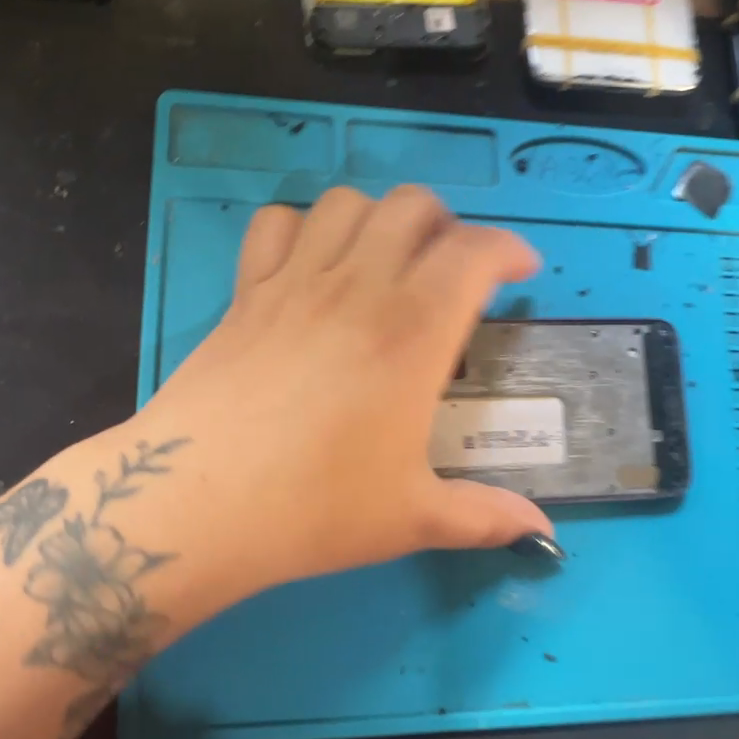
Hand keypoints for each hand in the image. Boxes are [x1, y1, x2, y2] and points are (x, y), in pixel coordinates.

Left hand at [85, 186, 553, 592]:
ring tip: (387, 259)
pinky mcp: (244, 294)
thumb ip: (485, 518)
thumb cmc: (314, 509)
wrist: (196, 505)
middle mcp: (357, 289)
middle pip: (411, 206)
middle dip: (446, 225)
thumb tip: (541, 536)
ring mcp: (293, 283)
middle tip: (452, 270)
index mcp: (412, 334)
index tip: (521, 271)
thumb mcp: (412, 519)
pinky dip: (302, 227)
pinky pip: (275, 224)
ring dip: (379, 218)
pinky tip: (311, 264)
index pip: (473, 253)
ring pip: (346, 202)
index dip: (508, 249)